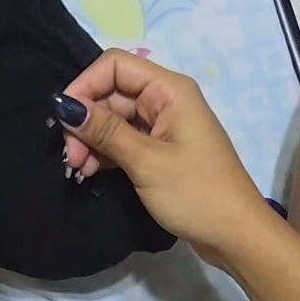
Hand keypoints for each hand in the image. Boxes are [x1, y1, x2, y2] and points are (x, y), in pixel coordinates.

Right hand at [55, 50, 275, 262]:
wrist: (236, 235)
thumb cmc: (196, 194)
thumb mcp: (146, 161)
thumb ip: (105, 131)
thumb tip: (64, 105)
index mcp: (170, 90)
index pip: (115, 65)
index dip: (85, 86)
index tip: (63, 120)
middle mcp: (167, 101)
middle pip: (112, 93)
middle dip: (86, 121)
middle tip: (70, 158)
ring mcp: (165, 127)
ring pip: (115, 120)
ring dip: (92, 140)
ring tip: (78, 169)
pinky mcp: (162, 152)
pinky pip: (126, 141)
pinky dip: (107, 153)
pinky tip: (91, 172)